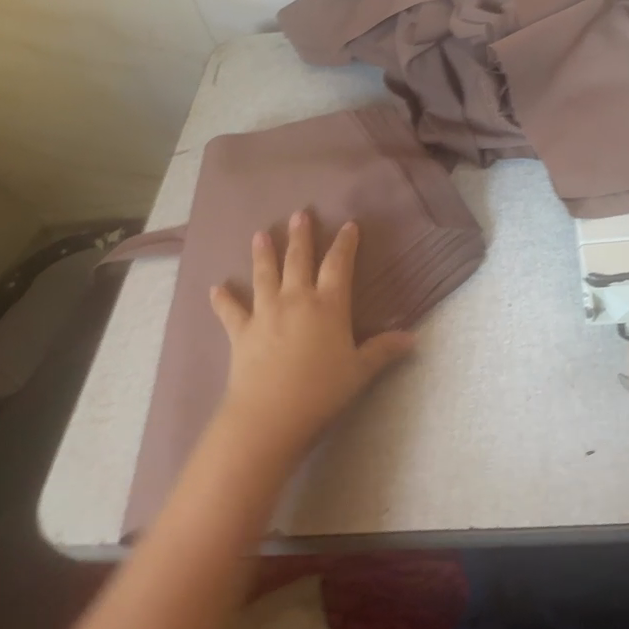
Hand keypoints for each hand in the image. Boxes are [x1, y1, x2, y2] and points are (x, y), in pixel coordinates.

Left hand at [209, 210, 417, 458]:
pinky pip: (230, 311)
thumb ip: (383, 350)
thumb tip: (412, 337)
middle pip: (299, 259)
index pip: (339, 264)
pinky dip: (223, 300)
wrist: (270, 414)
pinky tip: (216, 288)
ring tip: (260, 234)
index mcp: (329, 305)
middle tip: (299, 214)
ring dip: (263, 254)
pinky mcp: (241, 332)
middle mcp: (296, 299)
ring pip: (265, 275)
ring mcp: (266, 313)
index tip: (349, 225)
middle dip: (301, 236)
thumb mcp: (360, 371)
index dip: (345, 243)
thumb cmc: (322, 390)